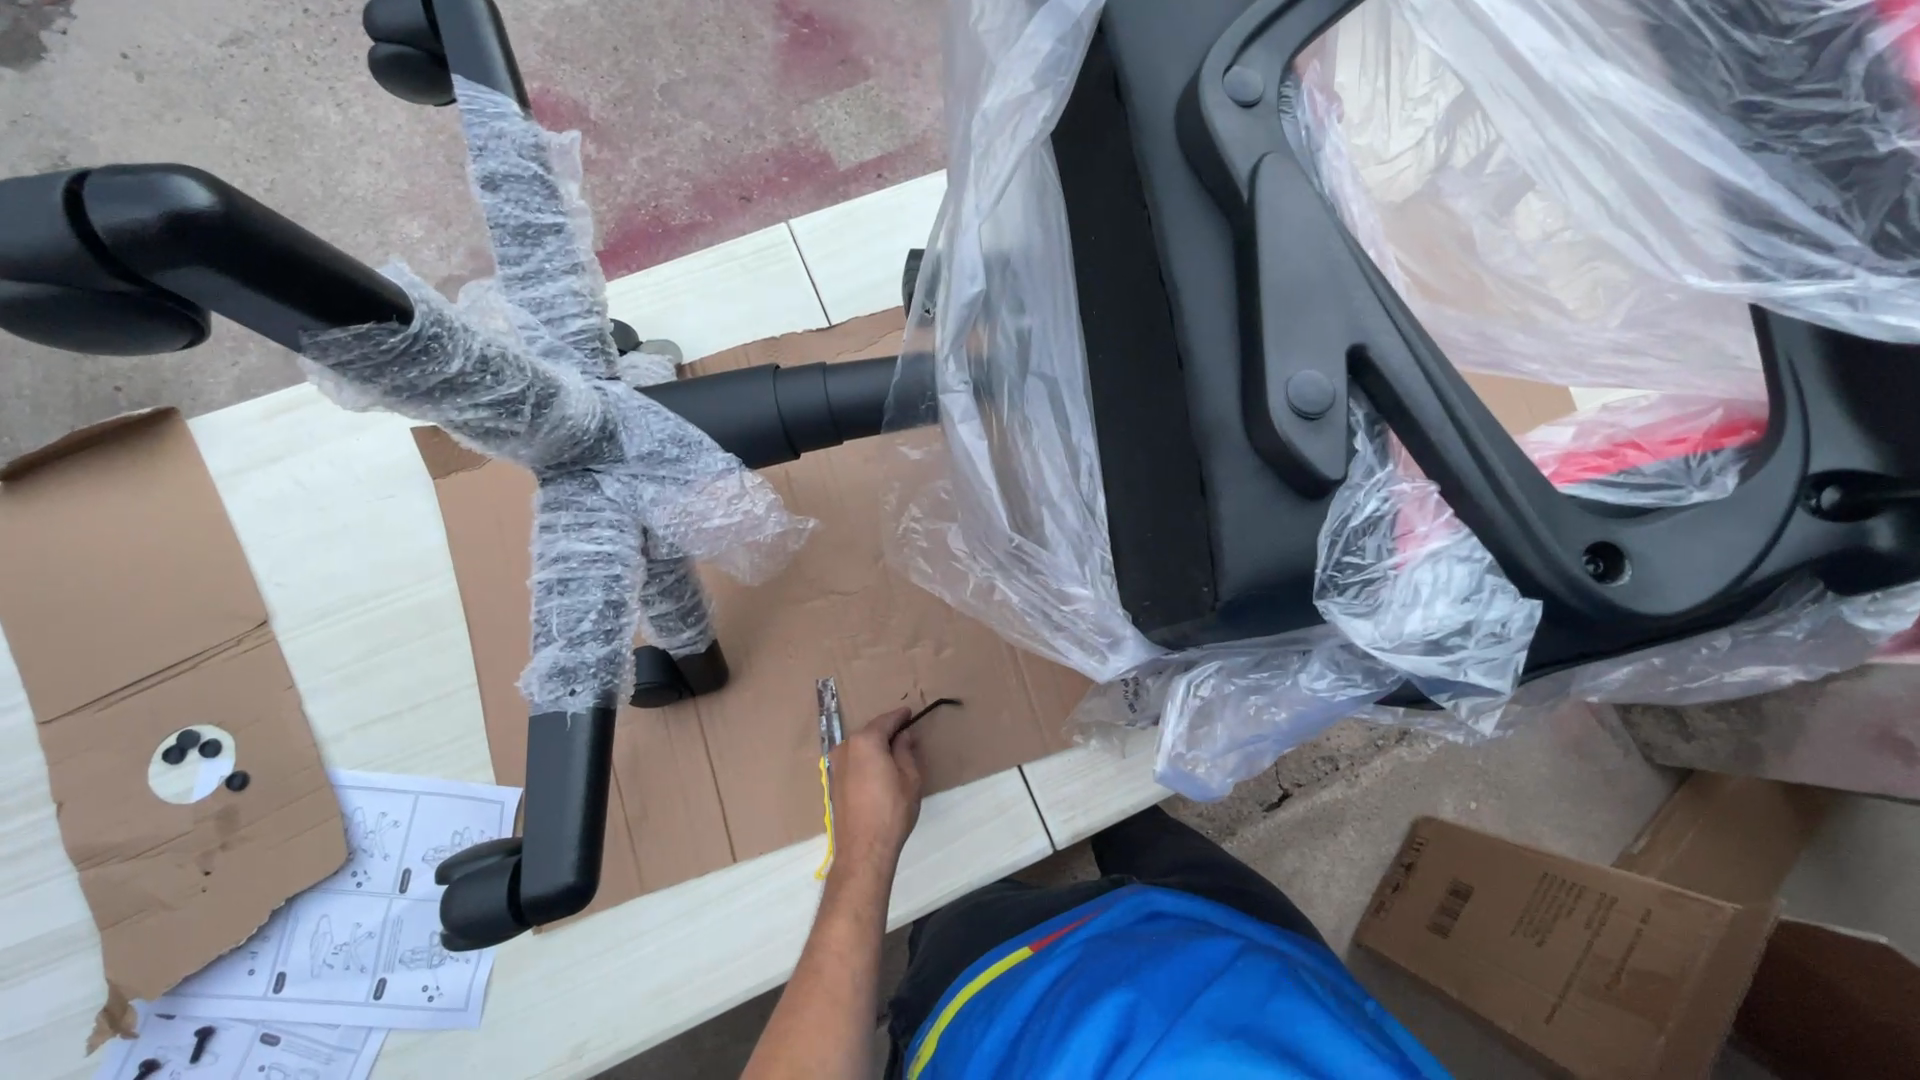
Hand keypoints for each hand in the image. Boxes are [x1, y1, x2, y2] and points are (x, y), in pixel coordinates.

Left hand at [829, 707, 924, 870]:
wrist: (863, 848)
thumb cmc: (892, 810)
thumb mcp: (910, 778)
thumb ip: (905, 751)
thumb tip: (903, 736)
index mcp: (865, 741)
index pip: (886, 721)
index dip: (900, 716)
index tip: (909, 713)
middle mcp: (846, 747)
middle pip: (870, 732)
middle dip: (887, 732)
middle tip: (906, 734)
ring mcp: (836, 765)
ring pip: (860, 747)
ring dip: (876, 747)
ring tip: (894, 752)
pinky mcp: (833, 782)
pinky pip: (854, 761)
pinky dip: (866, 760)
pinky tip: (878, 769)